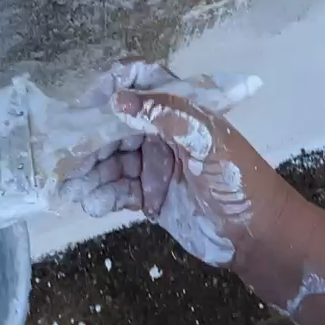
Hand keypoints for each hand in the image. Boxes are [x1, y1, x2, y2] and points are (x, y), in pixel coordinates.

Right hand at [57, 63, 292, 266]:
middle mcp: (159, 131)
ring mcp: (152, 163)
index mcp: (176, 110)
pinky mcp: (148, 195)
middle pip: (113, 126)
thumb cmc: (240, 182)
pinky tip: (90, 203)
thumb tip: (117, 98)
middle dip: (88, 140)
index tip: (86, 105)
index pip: (136, 84)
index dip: (110, 88)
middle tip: (64, 157)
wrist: (260, 239)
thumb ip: (166, 116)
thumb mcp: (207, 141)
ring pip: (109, 159)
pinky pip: (116, 188)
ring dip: (88, 171)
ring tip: (70, 188)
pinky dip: (101, 194)